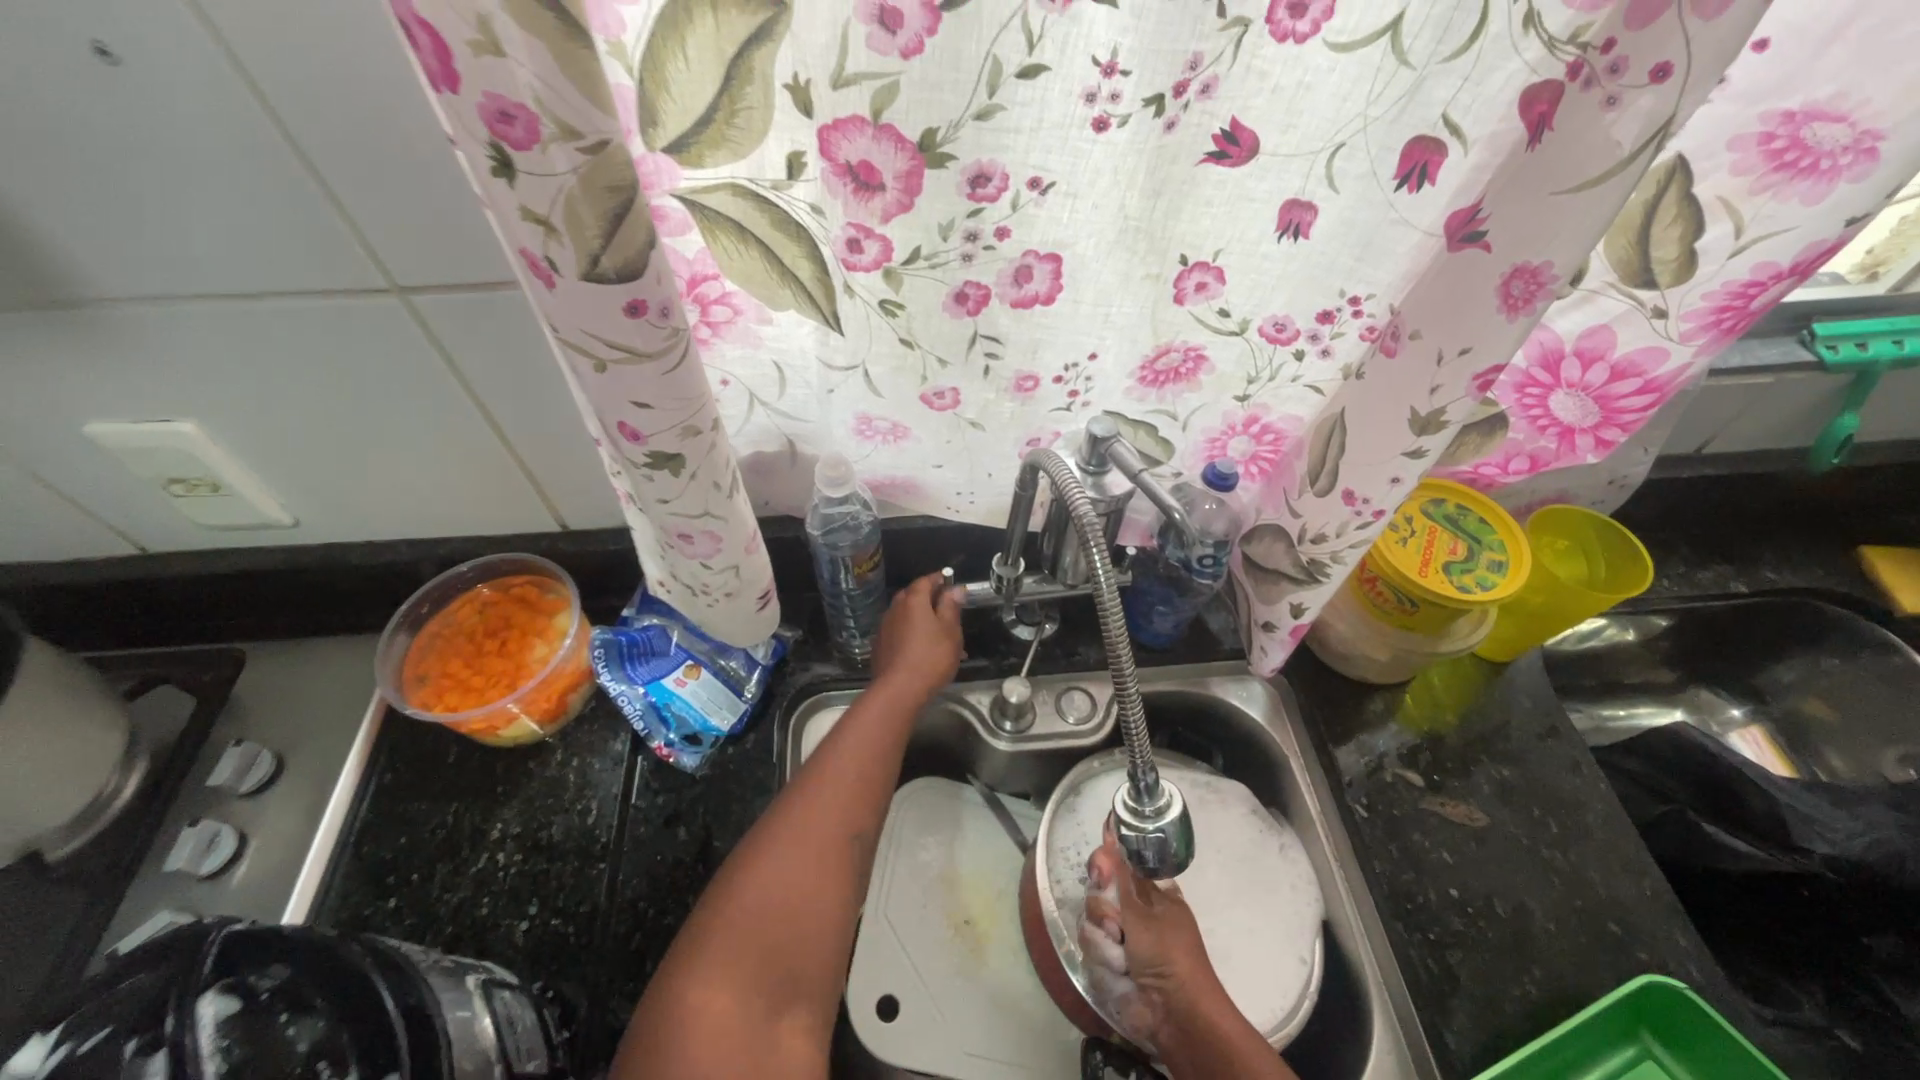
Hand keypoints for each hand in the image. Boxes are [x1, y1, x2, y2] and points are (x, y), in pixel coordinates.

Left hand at [871, 572, 963, 701]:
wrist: (898, 689)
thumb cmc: (931, 657)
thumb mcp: (950, 631)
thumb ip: (951, 607)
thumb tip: (955, 588)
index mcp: (913, 601)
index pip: (925, 580)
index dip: (938, 579)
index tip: (949, 581)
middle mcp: (895, 608)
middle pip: (911, 595)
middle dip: (928, 597)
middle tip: (944, 605)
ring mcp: (885, 627)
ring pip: (905, 615)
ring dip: (919, 617)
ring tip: (937, 631)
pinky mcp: (880, 645)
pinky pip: (898, 630)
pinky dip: (910, 632)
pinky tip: (921, 647)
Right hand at [1079, 827, 1232, 1055]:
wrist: (1172, 1012)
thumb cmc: (1168, 954)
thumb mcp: (1143, 911)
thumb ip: (1118, 873)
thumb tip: (1110, 828)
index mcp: (1150, 893)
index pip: (1118, 864)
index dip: (1105, 865)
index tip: (1100, 871)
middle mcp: (1132, 910)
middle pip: (1098, 890)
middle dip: (1104, 908)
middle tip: (1118, 923)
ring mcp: (1118, 935)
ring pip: (1090, 919)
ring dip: (1106, 939)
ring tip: (1124, 956)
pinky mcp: (1106, 959)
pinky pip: (1089, 945)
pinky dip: (1104, 958)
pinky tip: (1120, 970)